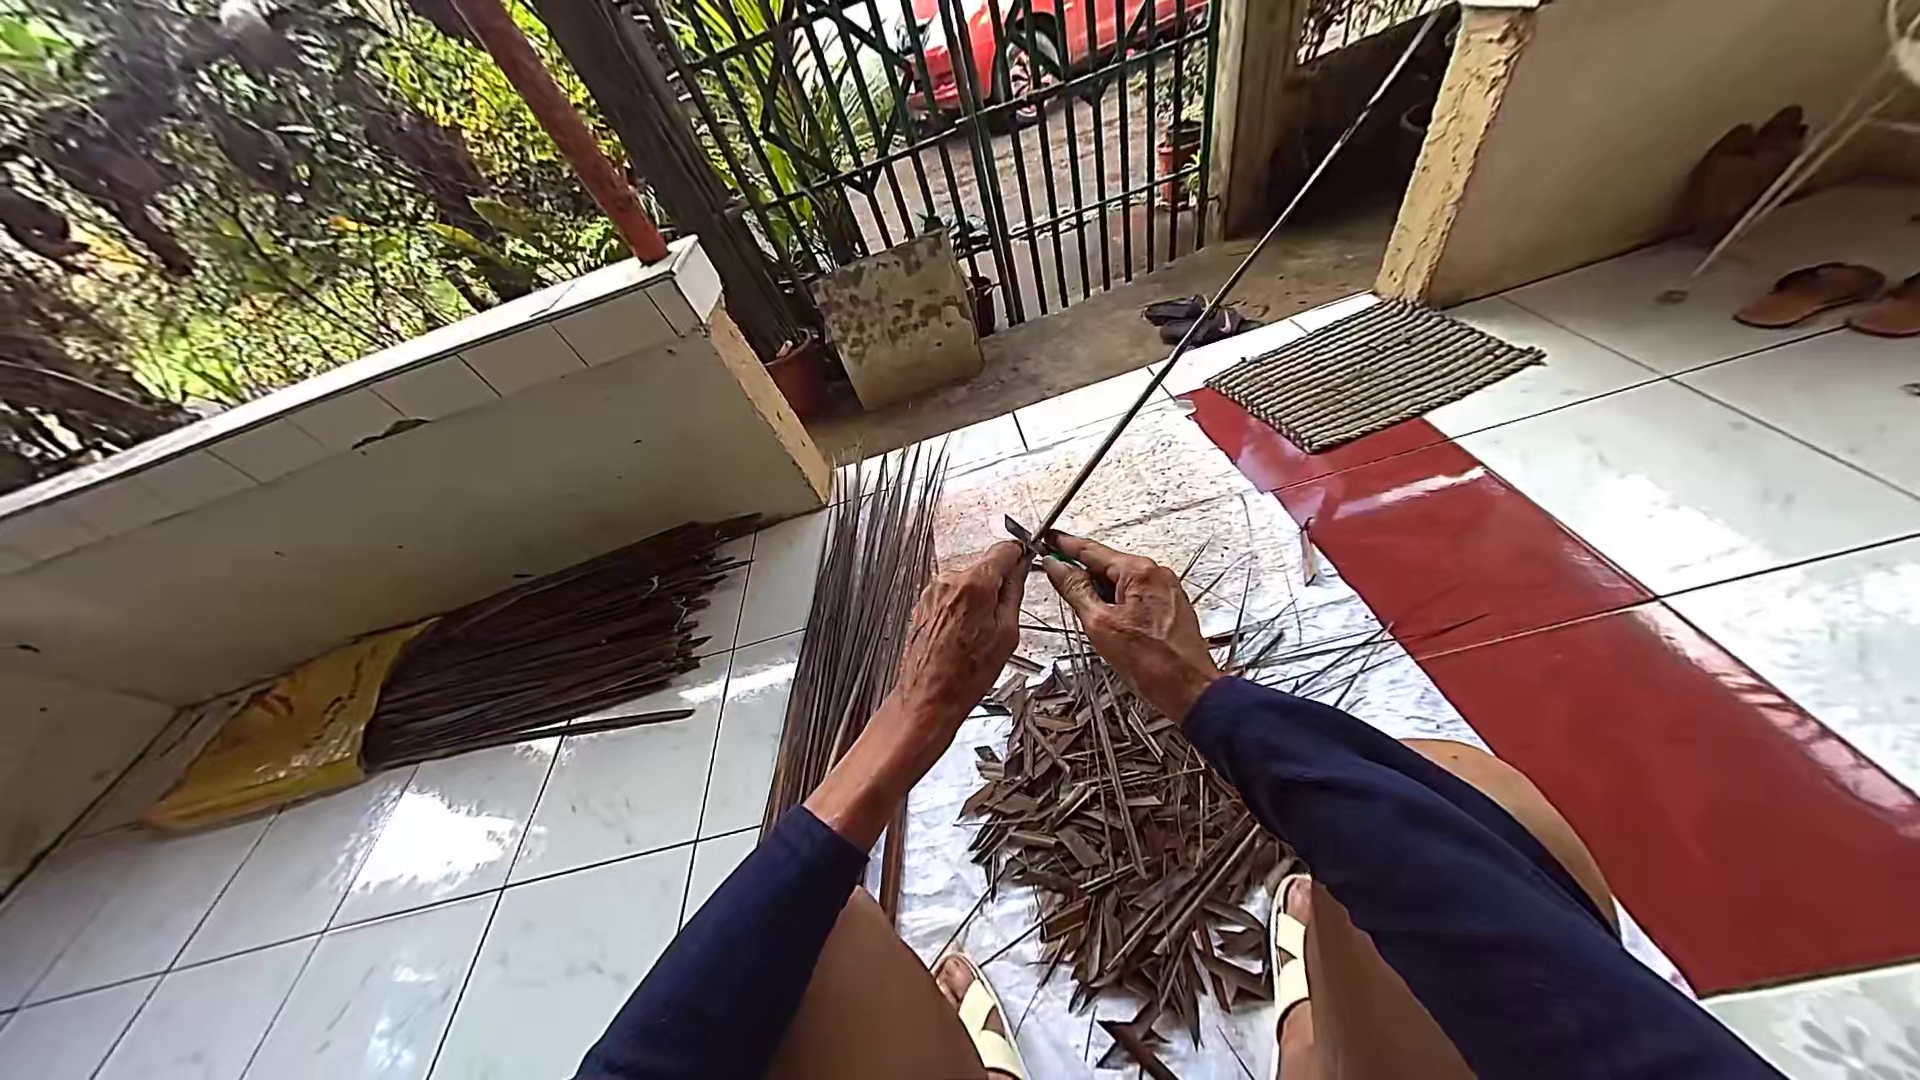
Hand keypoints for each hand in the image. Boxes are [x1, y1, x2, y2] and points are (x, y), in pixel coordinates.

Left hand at [887, 540, 1028, 734]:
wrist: (929, 694)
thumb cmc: (964, 673)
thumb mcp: (1007, 633)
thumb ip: (1014, 592)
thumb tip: (1020, 569)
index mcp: (975, 584)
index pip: (1004, 549)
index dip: (1019, 555)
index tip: (1024, 561)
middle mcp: (950, 581)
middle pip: (985, 566)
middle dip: (997, 584)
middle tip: (1002, 615)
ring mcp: (934, 590)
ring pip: (968, 581)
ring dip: (978, 597)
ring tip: (979, 631)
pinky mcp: (925, 601)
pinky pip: (952, 594)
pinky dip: (962, 607)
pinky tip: (963, 633)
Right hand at [1041, 531, 1221, 722]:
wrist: (1188, 690)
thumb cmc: (1153, 662)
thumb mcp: (1099, 623)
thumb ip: (1074, 589)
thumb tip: (1057, 567)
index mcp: (1139, 572)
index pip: (1092, 550)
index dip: (1065, 545)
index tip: (1050, 540)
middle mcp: (1156, 575)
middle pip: (1107, 566)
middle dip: (1083, 576)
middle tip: (1060, 585)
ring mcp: (1165, 590)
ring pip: (1120, 583)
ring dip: (1100, 595)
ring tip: (1092, 621)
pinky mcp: (1169, 606)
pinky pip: (1135, 596)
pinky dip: (1116, 605)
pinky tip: (1111, 626)